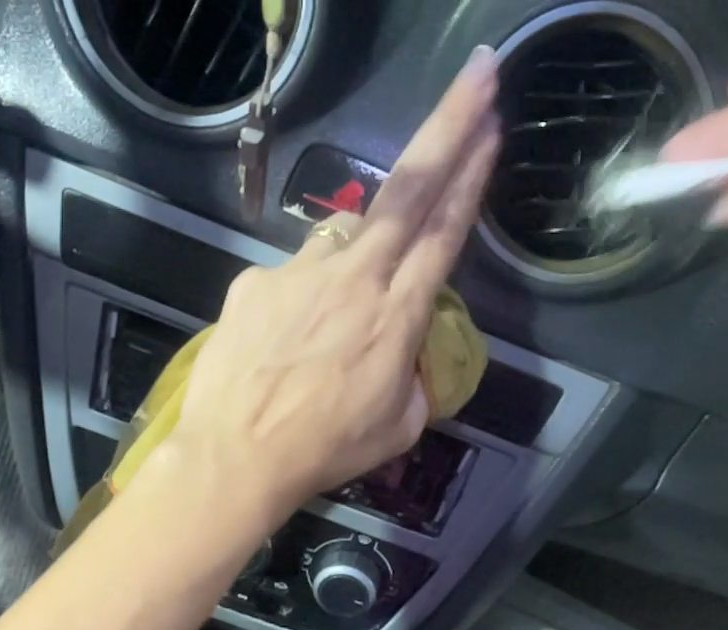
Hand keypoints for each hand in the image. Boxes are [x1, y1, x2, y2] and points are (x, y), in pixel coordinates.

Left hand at [173, 46, 500, 520]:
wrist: (235, 456)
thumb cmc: (326, 451)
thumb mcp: (398, 426)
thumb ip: (414, 375)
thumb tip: (407, 350)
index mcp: (396, 316)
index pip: (444, 232)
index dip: (471, 176)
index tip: (491, 126)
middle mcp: (354, 278)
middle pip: (408, 190)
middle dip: (449, 126)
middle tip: (477, 75)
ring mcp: (300, 272)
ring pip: (346, 236)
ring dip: (360, 253)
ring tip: (338, 319)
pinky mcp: (256, 280)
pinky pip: (295, 276)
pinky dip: (305, 299)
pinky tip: (289, 343)